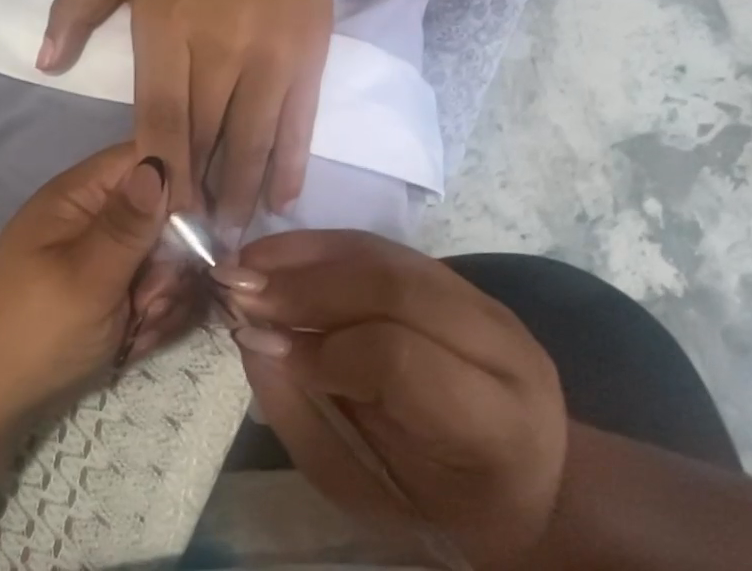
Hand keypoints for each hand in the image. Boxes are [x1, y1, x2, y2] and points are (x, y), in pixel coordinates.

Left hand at [0, 146, 169, 414]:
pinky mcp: (111, 292)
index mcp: (76, 197)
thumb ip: (128, 224)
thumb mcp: (86, 276)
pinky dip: (152, 318)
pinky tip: (134, 342)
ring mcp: (102, 257)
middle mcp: (91, 218)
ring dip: (164, 298)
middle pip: (164, 216)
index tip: (205, 224)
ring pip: (166, 261)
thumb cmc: (34, 328)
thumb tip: (157, 163)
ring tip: (137, 325)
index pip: (141, 158)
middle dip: (171, 262)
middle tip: (149, 299)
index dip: (180, 181)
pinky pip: (154, 293)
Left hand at [39, 0, 339, 222]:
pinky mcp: (306, 66)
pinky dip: (289, 167)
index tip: (152, 209)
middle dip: (196, 193)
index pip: (158, 114)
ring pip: (251, 142)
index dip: (157, 167)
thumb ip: (77, 9)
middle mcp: (219, 52)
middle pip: (204, 137)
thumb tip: (45, 64)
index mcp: (166, 29)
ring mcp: (268, 62)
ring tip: (229, 234)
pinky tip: (282, 200)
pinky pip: (296, 127)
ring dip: (241, 193)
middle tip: (188, 241)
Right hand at [212, 231, 567, 569]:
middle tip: (234, 289)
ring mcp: (486, 308)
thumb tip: (250, 339)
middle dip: (302, 284)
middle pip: (394, 288)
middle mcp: (504, 353)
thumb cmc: (429, 502)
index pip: (400, 358)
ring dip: (302, 255)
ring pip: (384, 256)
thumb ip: (302, 417)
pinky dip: (318, 248)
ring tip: (244, 268)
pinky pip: (379, 249)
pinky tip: (274, 259)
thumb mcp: (361, 491)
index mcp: (492, 425)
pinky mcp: (459, 283)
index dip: (320, 347)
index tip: (257, 344)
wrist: (517, 483)